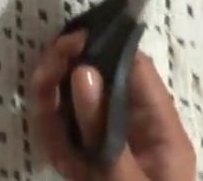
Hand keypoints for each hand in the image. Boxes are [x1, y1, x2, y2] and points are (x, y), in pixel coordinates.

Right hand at [29, 33, 196, 180]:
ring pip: (73, 99)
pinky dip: (52, 134)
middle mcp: (135, 129)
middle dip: (65, 71)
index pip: (136, 68)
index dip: (104, 46)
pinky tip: (58, 157)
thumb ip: (103, 129)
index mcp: (160, 131)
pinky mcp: (89, 161)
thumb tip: (83, 70)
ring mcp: (109, 144)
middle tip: (42, 79)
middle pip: (98, 76)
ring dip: (51, 101)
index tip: (68, 41)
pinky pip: (65, 131)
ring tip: (43, 114)